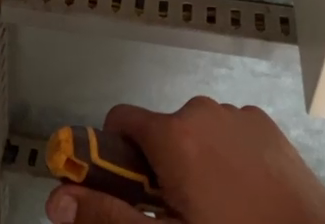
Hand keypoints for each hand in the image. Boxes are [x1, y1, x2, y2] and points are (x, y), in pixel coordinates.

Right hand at [46, 98, 324, 223]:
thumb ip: (108, 216)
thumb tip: (57, 199)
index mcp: (174, 134)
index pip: (119, 120)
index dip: (112, 155)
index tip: (122, 190)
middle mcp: (203, 111)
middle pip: (158, 130)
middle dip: (156, 167)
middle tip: (174, 214)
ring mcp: (239, 114)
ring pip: (195, 132)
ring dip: (192, 161)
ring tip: (214, 209)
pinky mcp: (266, 125)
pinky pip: (228, 132)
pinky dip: (224, 156)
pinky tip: (242, 196)